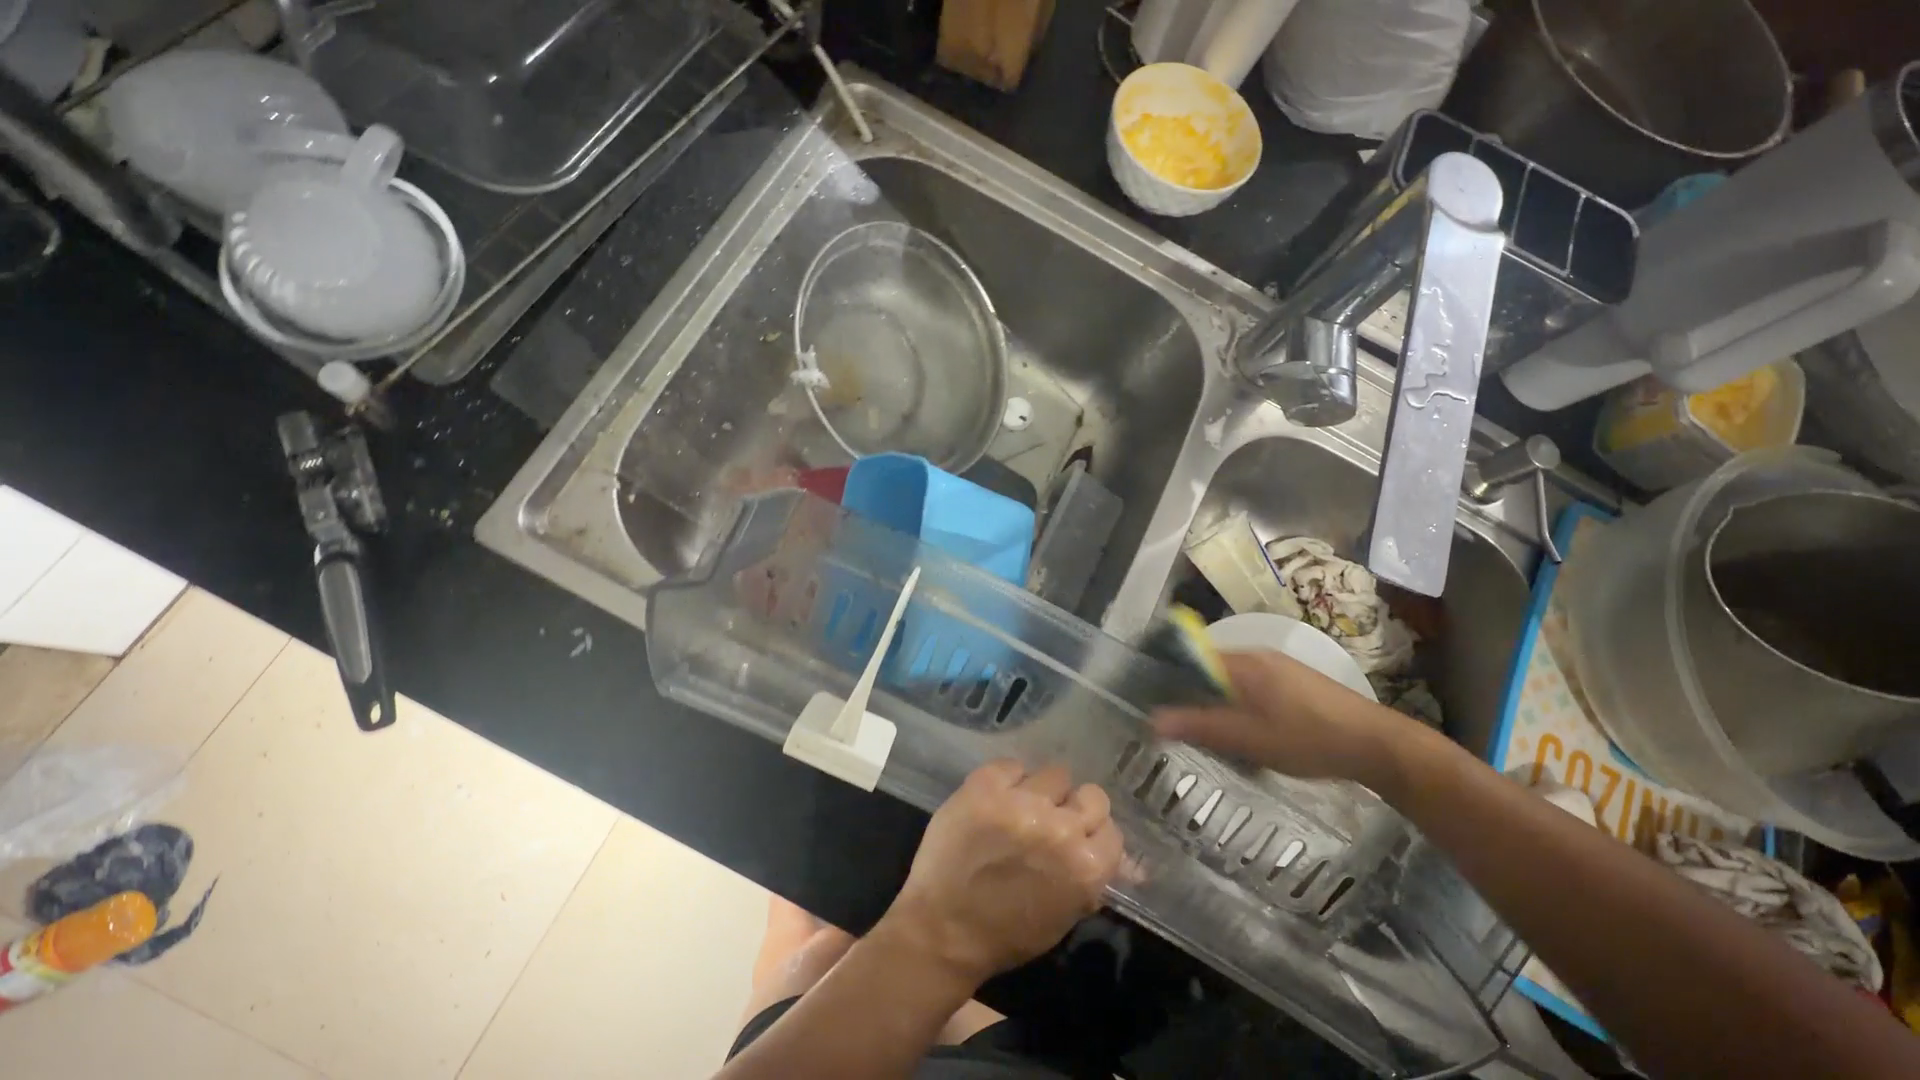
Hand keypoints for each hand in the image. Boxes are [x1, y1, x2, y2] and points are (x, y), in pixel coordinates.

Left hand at [881, 760, 1123, 986]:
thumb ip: (1091, 879)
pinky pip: (1011, 766)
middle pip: (1091, 796)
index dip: (1093, 834)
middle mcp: (1061, 829)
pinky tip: (995, 800)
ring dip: (1042, 792)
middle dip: (1074, 809)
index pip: (1112, 830)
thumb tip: (1111, 856)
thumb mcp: (1066, 915)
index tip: (1077, 839)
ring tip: (1020, 810)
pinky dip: (1007, 780)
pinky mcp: (985, 788)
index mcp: (1087, 867)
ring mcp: (1021, 804)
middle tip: (1051, 822)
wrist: (942, 931)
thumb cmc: (1007, 935)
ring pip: (1054, 775)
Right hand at [1153, 650, 1419, 783]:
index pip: (1192, 658)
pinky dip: (1242, 709)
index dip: (1169, 678)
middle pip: (1212, 670)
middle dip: (1194, 697)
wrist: (1378, 745)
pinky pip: (1254, 691)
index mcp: (1244, 663)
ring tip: (1212, 737)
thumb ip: (1201, 727)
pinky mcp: (1298, 685)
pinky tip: (1248, 735)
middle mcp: (1260, 657)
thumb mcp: (1249, 739)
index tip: (1154, 703)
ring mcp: (1282, 669)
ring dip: (1220, 706)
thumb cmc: (1309, 739)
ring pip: (1234, 683)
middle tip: (1181, 730)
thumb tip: (1152, 720)